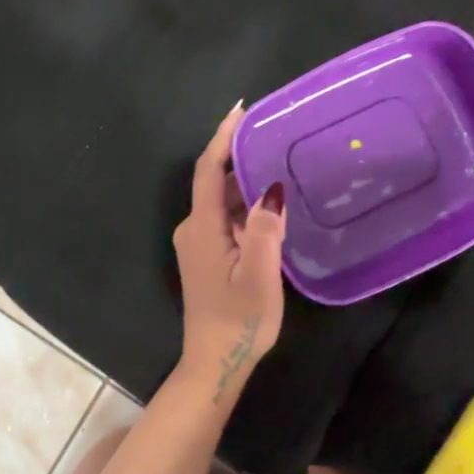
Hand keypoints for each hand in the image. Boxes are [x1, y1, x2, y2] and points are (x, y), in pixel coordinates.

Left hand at [173, 103, 286, 401]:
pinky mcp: (207, 257)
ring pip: (222, 201)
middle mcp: (194, 229)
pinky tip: (270, 206)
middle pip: (215, 181)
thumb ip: (265, 228)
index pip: (208, 169)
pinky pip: (226, 219)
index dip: (223, 137)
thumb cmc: (239, 320)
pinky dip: (245, 206)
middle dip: (240, 156)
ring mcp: (199, 244)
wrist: (214, 364)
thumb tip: (270, 188)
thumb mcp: (260, 274)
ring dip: (245, 184)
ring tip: (279, 163)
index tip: (241, 110)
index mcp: (203, 227)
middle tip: (274, 135)